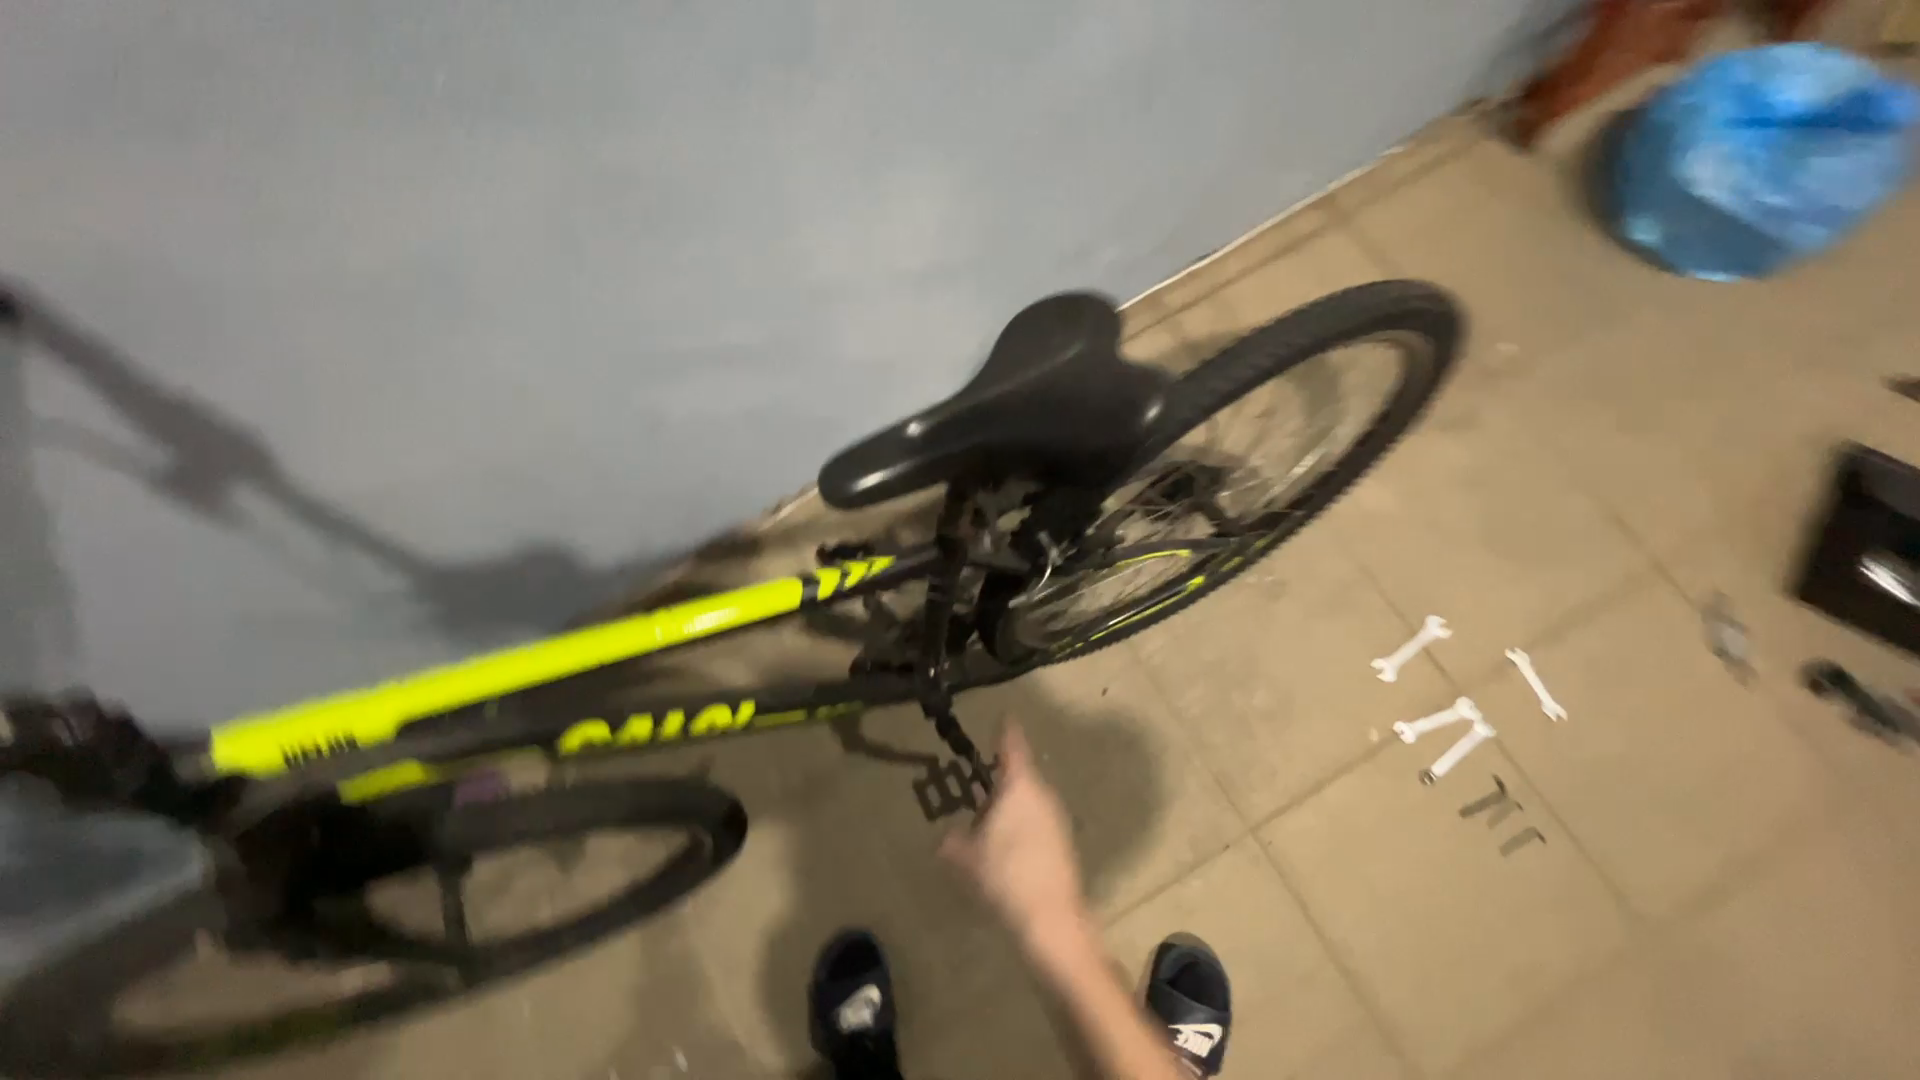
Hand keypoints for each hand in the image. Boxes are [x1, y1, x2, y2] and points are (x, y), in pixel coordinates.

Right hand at [940, 723, 1090, 950]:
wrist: (1051, 917)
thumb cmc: (1005, 874)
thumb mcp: (967, 857)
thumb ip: (953, 842)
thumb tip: (945, 838)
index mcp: (1019, 786)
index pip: (1012, 746)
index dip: (1006, 731)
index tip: (1004, 716)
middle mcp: (1042, 794)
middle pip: (1019, 775)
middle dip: (998, 779)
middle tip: (975, 784)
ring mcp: (1056, 818)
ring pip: (1028, 800)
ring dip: (1009, 805)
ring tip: (985, 822)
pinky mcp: (1062, 842)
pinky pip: (1036, 821)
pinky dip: (1021, 825)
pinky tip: (1005, 849)